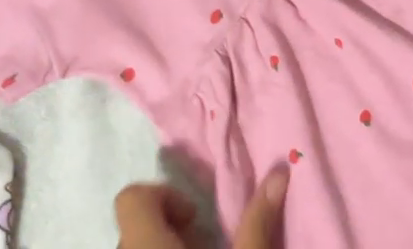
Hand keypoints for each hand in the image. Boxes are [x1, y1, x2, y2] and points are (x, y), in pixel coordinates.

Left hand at [116, 168, 286, 248]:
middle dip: (172, 226)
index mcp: (145, 244)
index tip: (197, 217)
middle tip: (207, 243)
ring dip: (165, 246)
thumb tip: (280, 170)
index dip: (165, 198)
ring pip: (136, 246)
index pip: (131, 198)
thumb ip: (257, 220)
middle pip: (137, 225)